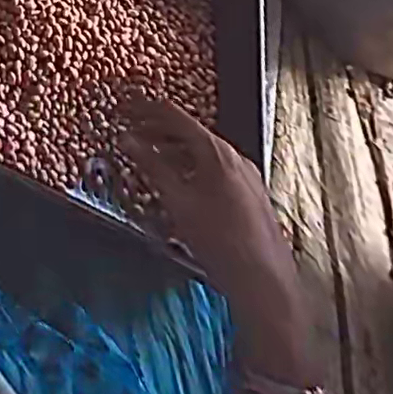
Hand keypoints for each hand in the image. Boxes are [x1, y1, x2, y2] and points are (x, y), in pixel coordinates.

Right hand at [119, 93, 317, 391]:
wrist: (265, 285)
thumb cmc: (221, 241)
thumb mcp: (177, 200)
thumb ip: (151, 165)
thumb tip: (128, 141)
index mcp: (217, 152)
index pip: (175, 116)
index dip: (147, 110)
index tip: (127, 108)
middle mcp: (235, 157)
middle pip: (190, 132)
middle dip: (158, 131)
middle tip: (133, 133)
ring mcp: (246, 177)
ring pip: (203, 152)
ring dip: (174, 151)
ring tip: (150, 158)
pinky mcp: (251, 196)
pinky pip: (215, 169)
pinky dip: (192, 167)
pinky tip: (179, 184)